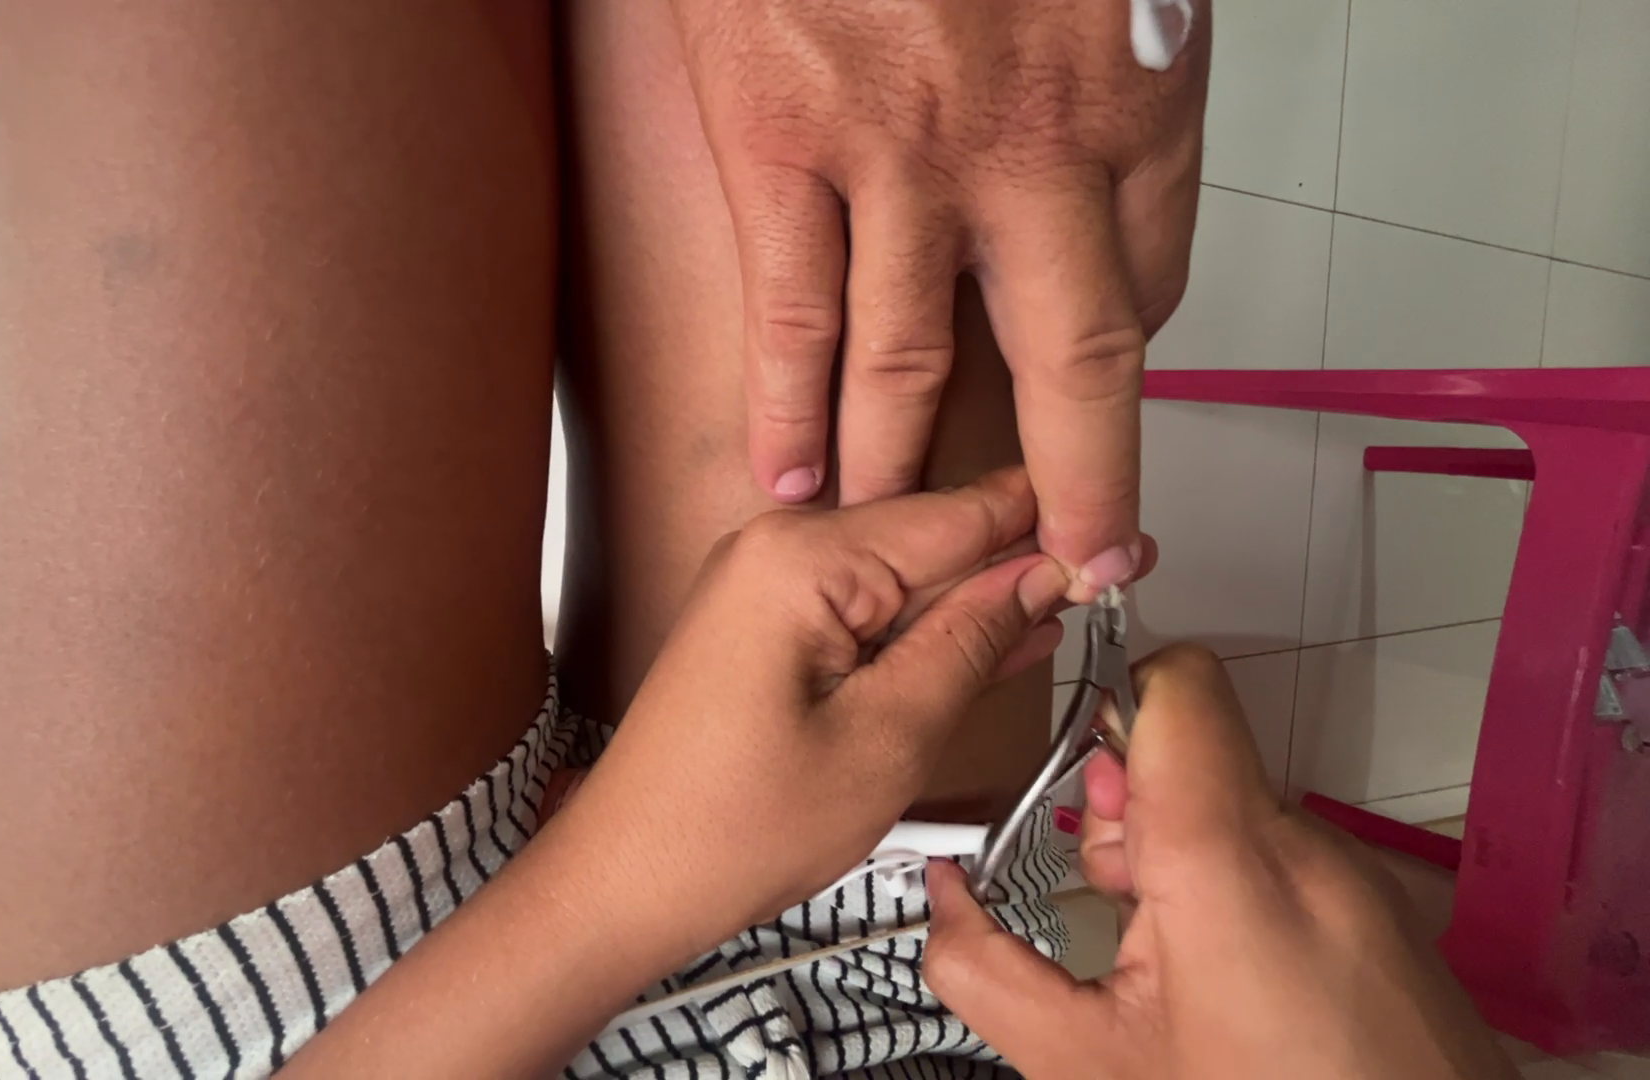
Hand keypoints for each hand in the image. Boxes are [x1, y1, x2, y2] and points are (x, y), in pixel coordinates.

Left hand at [542, 466, 1069, 961]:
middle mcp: (776, 545)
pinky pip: (859, 606)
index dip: (1046, 528)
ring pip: (897, 575)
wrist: (632, 869)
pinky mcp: (763, 618)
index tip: (1120, 543)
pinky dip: (917, 626)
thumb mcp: (886, 737)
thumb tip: (1038, 578)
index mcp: (802, 556)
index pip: (956, 516)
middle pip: (925, 538)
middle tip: (1102, 586)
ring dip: (971, 602)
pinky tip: (981, 639)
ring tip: (1058, 615)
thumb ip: (968, 643)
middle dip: (1011, 566)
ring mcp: (763, 580)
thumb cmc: (736, 822)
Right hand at [668, 0, 1206, 598]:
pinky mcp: (783, 155)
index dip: (1121, 381)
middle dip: (1077, 484)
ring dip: (900, 468)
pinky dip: (788, 412)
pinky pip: (793, 318)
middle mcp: (1023, 144)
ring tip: (891, 538)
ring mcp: (897, 158)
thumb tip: (1094, 245)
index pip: (1145, 283)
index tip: (1093, 436)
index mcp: (1125, 90)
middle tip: (1073, 564)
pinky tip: (789, 479)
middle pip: (1069, 363)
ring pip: (907, 361)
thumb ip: (1113, 114)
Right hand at [921, 644, 1518, 1079]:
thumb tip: (941, 888)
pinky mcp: (1385, 912)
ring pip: (1226, 794)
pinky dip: (1219, 873)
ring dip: (1164, 842)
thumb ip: (982, 966)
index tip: (1076, 768)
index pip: (1180, 687)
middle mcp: (1307, 851)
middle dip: (1119, 803)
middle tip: (1111, 892)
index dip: (1111, 691)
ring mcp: (1359, 880)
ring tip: (1157, 941)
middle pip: (1187, 747)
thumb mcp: (1084, 1067)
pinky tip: (1214, 965)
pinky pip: (1273, 842)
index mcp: (1230, 865)